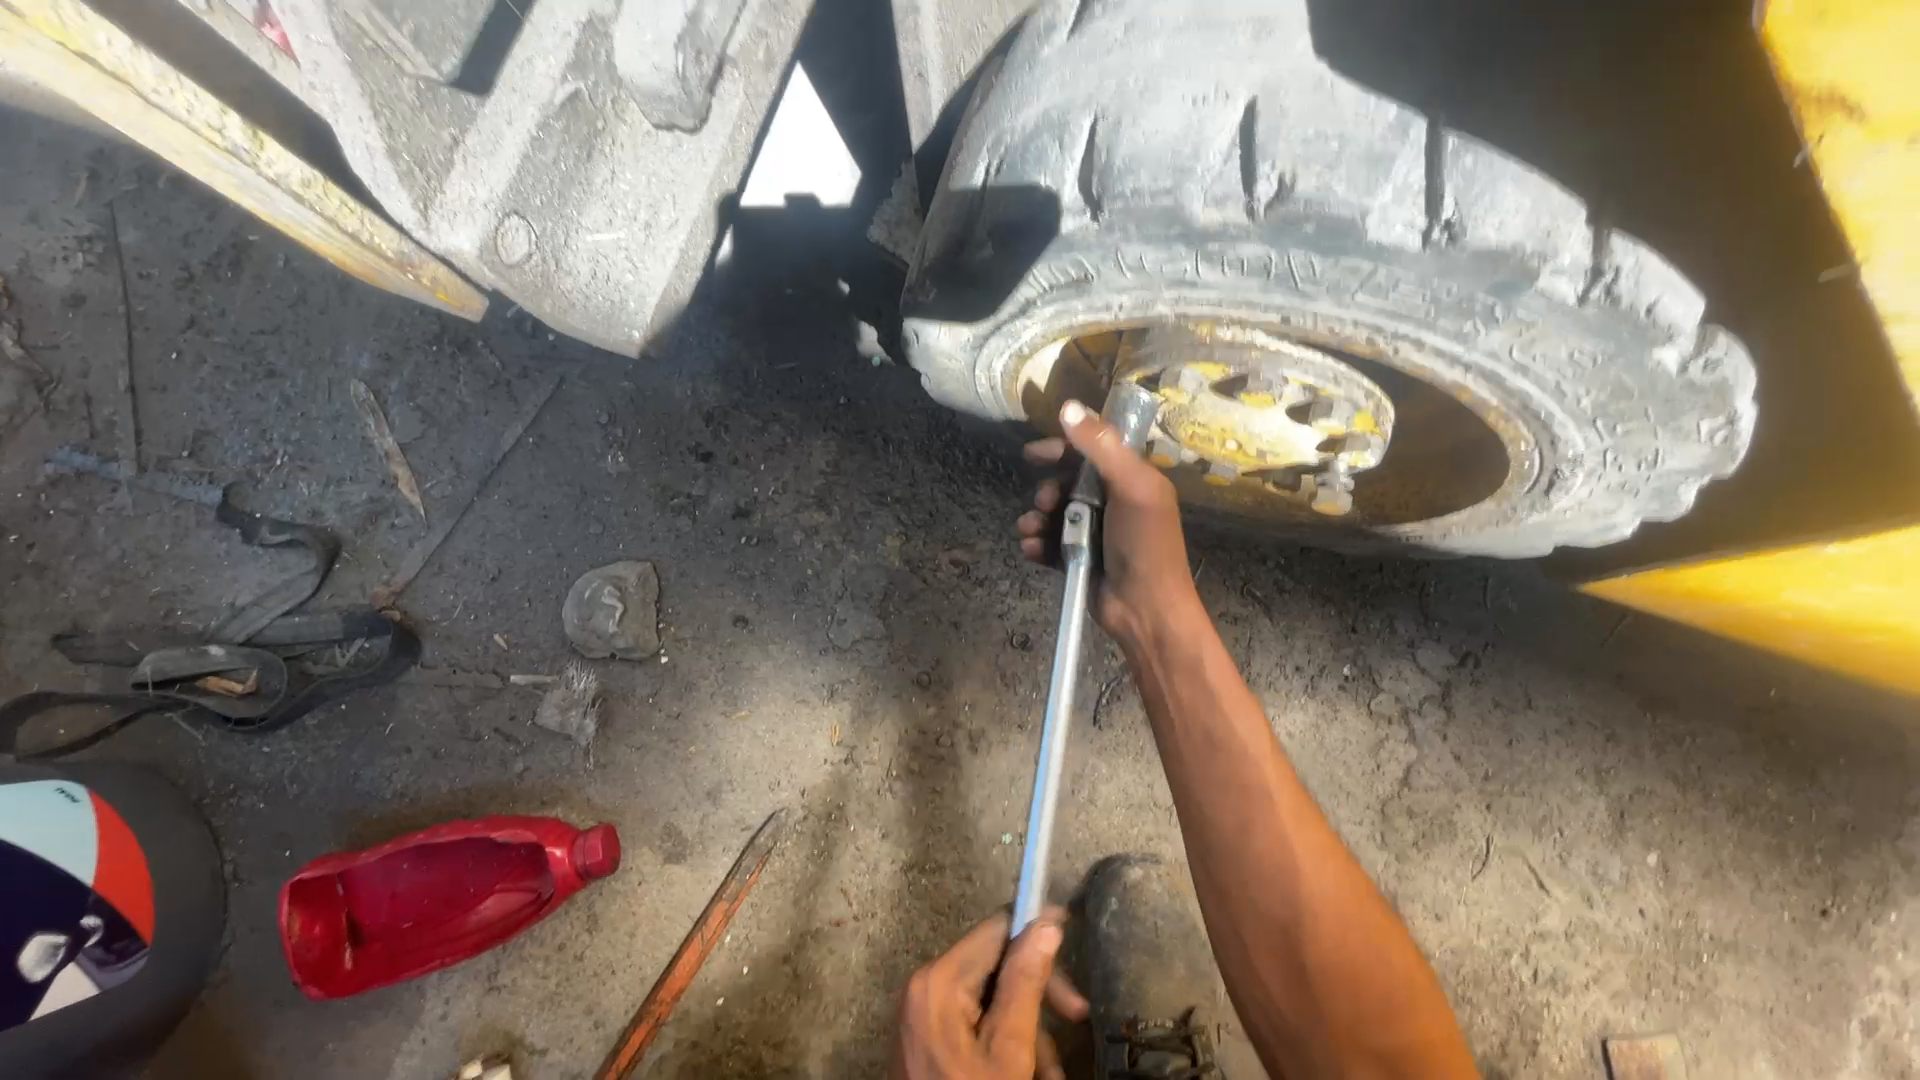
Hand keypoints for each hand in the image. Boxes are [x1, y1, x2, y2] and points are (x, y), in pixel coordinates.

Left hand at [891, 909, 1089, 1079]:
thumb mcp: (1008, 1050)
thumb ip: (1025, 983)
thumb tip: (1047, 923)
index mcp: (939, 980)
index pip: (995, 928)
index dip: (1035, 930)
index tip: (1071, 939)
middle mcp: (926, 983)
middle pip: (995, 961)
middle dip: (1037, 993)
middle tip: (1077, 1016)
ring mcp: (924, 1009)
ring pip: (992, 995)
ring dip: (1028, 1027)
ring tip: (1050, 1072)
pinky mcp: (929, 1032)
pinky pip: (976, 1019)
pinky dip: (1005, 1041)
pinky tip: (1030, 1072)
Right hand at [1018, 399, 1199, 649]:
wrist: (1146, 610)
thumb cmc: (1145, 544)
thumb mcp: (1132, 487)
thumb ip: (1101, 447)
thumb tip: (1068, 407)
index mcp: (1130, 479)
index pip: (1090, 452)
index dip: (1061, 448)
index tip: (1033, 453)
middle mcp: (1111, 502)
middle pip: (1065, 483)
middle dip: (1048, 490)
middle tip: (1044, 504)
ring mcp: (1093, 533)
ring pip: (1052, 515)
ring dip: (1035, 519)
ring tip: (1030, 530)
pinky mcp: (1077, 560)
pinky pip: (1047, 544)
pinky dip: (1036, 544)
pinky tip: (1031, 550)